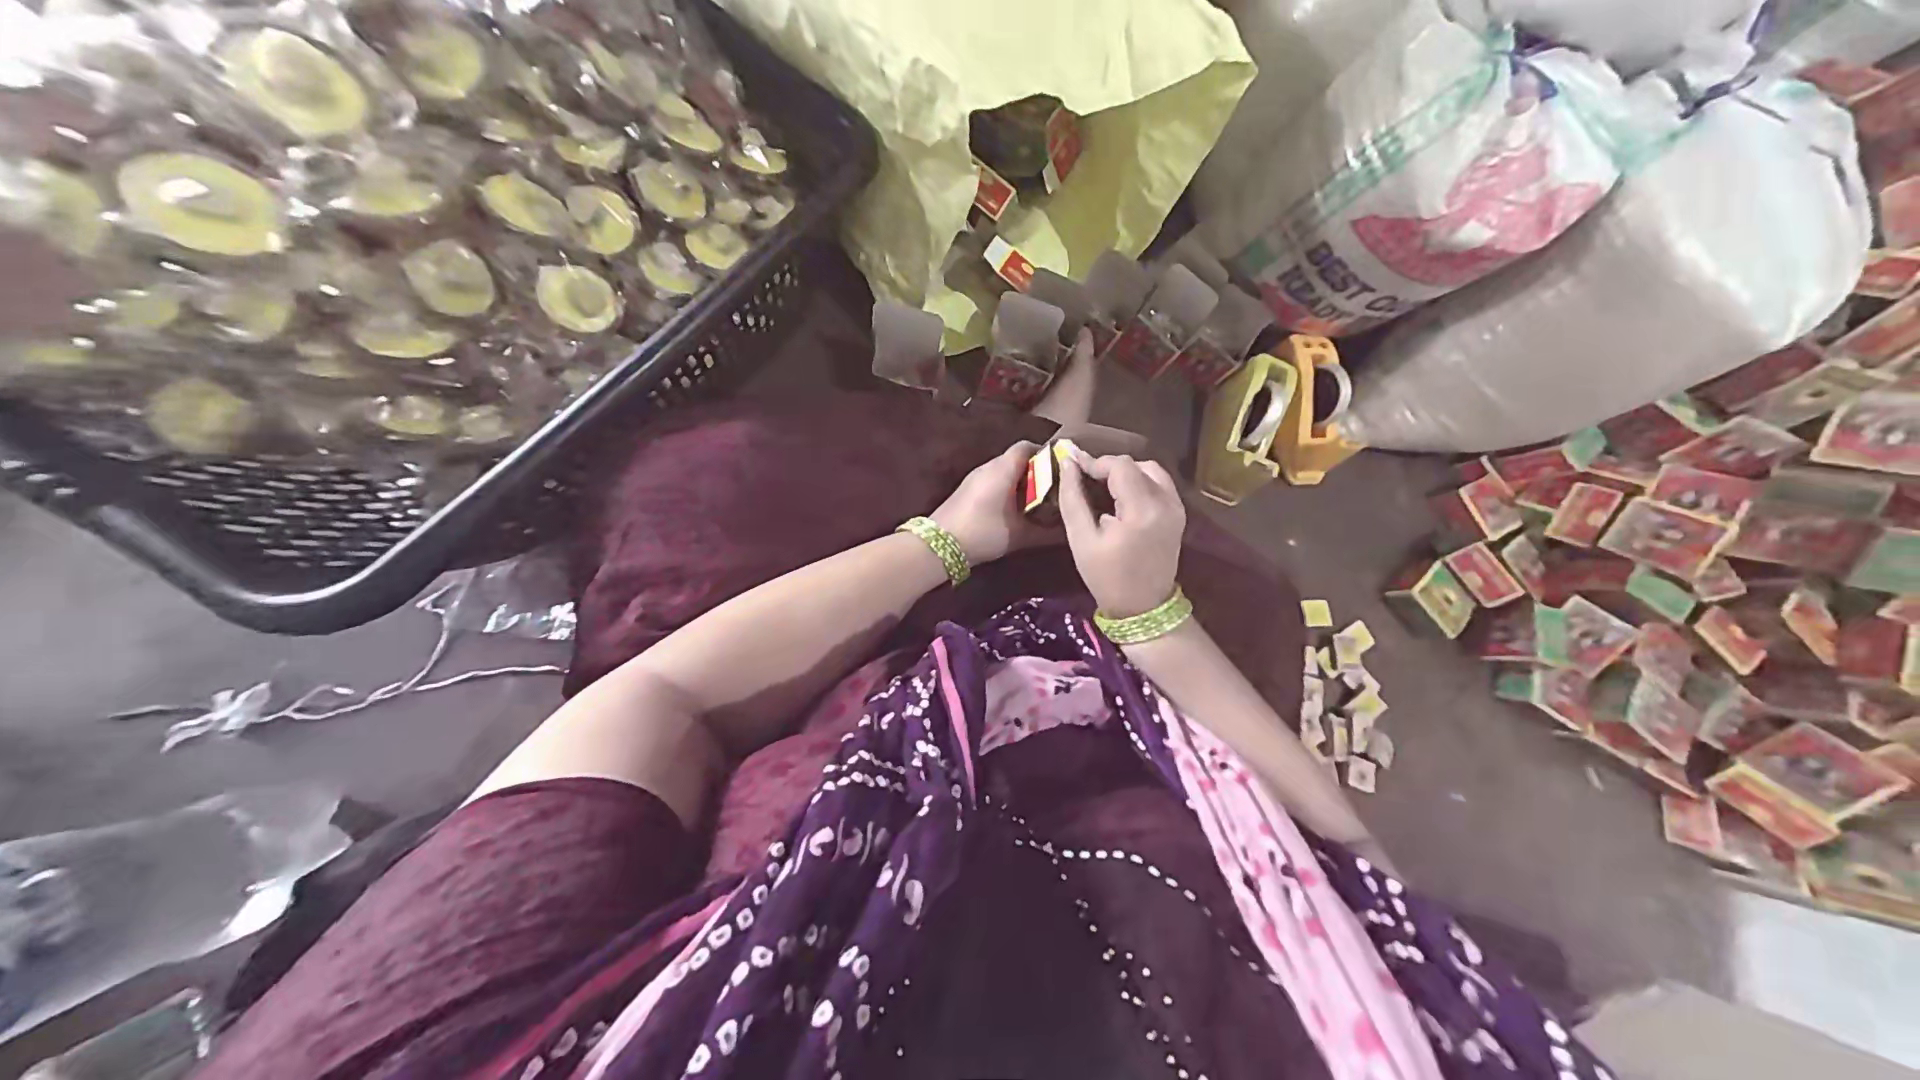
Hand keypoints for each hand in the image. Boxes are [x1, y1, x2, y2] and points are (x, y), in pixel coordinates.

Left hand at [930, 441, 1060, 565]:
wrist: (939, 545)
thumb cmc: (983, 532)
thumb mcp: (1019, 535)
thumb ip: (1047, 532)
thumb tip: (1070, 530)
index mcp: (1003, 468)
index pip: (1028, 447)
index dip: (1046, 454)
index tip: (1062, 470)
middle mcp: (988, 467)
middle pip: (1017, 459)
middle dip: (1037, 472)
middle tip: (1056, 490)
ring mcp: (975, 478)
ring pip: (1004, 472)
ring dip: (1021, 483)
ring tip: (1039, 501)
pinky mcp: (967, 490)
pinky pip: (993, 482)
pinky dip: (1006, 490)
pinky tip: (1015, 510)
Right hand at [1058, 452, 1184, 617]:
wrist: (1144, 608)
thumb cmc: (1107, 578)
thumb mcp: (1081, 539)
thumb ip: (1072, 498)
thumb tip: (1068, 464)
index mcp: (1143, 510)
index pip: (1119, 467)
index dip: (1094, 462)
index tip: (1072, 466)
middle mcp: (1166, 502)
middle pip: (1135, 464)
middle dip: (1108, 466)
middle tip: (1083, 477)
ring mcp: (1177, 507)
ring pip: (1150, 470)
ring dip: (1125, 472)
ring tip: (1101, 485)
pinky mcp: (1179, 513)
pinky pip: (1159, 483)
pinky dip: (1139, 481)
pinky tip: (1120, 495)